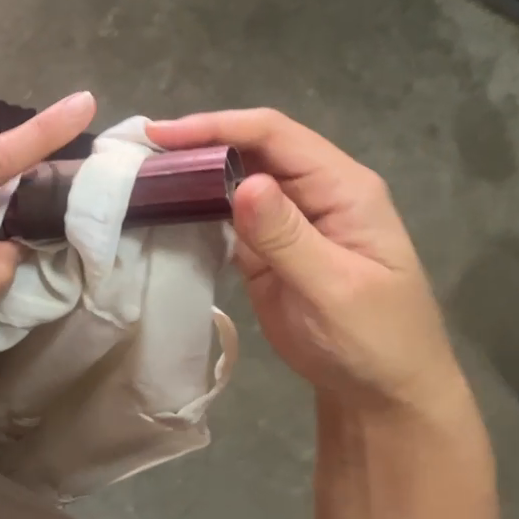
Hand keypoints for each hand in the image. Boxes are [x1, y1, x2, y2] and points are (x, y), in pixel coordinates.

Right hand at [145, 109, 466, 412]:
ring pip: (232, 177)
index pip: (275, 136)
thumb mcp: (335, 288)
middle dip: (197, 142)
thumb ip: (287, 236)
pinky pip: (224, 213)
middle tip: (138, 151)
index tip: (161, 134)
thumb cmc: (374, 339)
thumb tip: (244, 183)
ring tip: (139, 171)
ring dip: (190, 171)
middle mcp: (313, 192)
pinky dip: (193, 205)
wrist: (380, 391)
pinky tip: (161, 206)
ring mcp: (286, 219)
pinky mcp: (263, 246)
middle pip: (250, 147)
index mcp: (343, 188)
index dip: (218, 127)